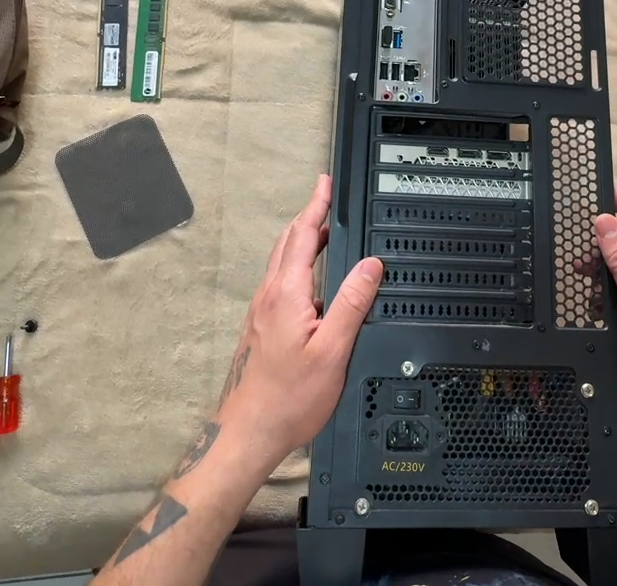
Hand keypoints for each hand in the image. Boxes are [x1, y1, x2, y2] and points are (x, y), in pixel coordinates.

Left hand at [216, 175, 382, 468]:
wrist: (247, 432)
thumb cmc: (288, 398)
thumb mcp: (332, 350)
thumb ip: (351, 303)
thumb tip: (370, 265)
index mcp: (286, 294)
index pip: (302, 235)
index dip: (315, 205)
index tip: (325, 183)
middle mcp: (269, 295)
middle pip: (288, 242)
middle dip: (308, 216)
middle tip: (327, 198)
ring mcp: (260, 310)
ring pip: (281, 260)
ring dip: (301, 238)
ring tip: (324, 230)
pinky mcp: (259, 325)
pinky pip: (279, 279)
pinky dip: (295, 262)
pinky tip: (309, 277)